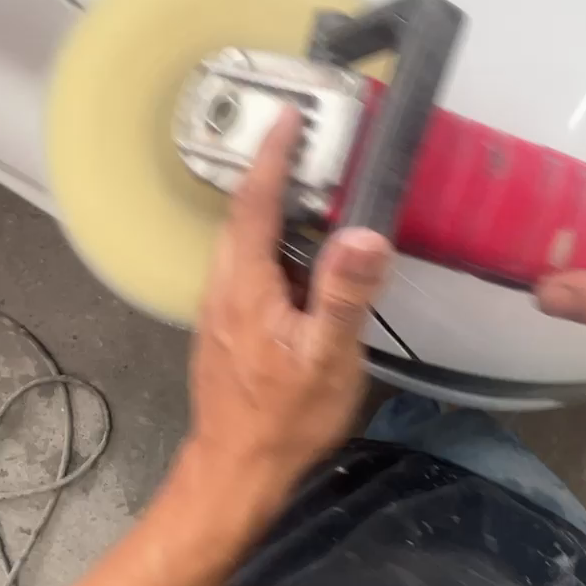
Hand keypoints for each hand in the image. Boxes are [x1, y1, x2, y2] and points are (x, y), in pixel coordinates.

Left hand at [183, 110, 394, 495]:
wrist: (237, 468)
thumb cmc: (283, 417)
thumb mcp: (326, 358)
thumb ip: (344, 294)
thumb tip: (364, 232)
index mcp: (245, 286)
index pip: (254, 205)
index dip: (271, 158)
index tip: (287, 118)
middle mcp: (223, 290)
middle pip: (241, 220)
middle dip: (269, 178)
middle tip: (307, 149)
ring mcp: (220, 313)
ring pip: (241, 248)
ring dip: (269, 215)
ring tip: (311, 200)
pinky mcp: (226, 332)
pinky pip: (245, 274)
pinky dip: (270, 252)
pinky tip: (298, 266)